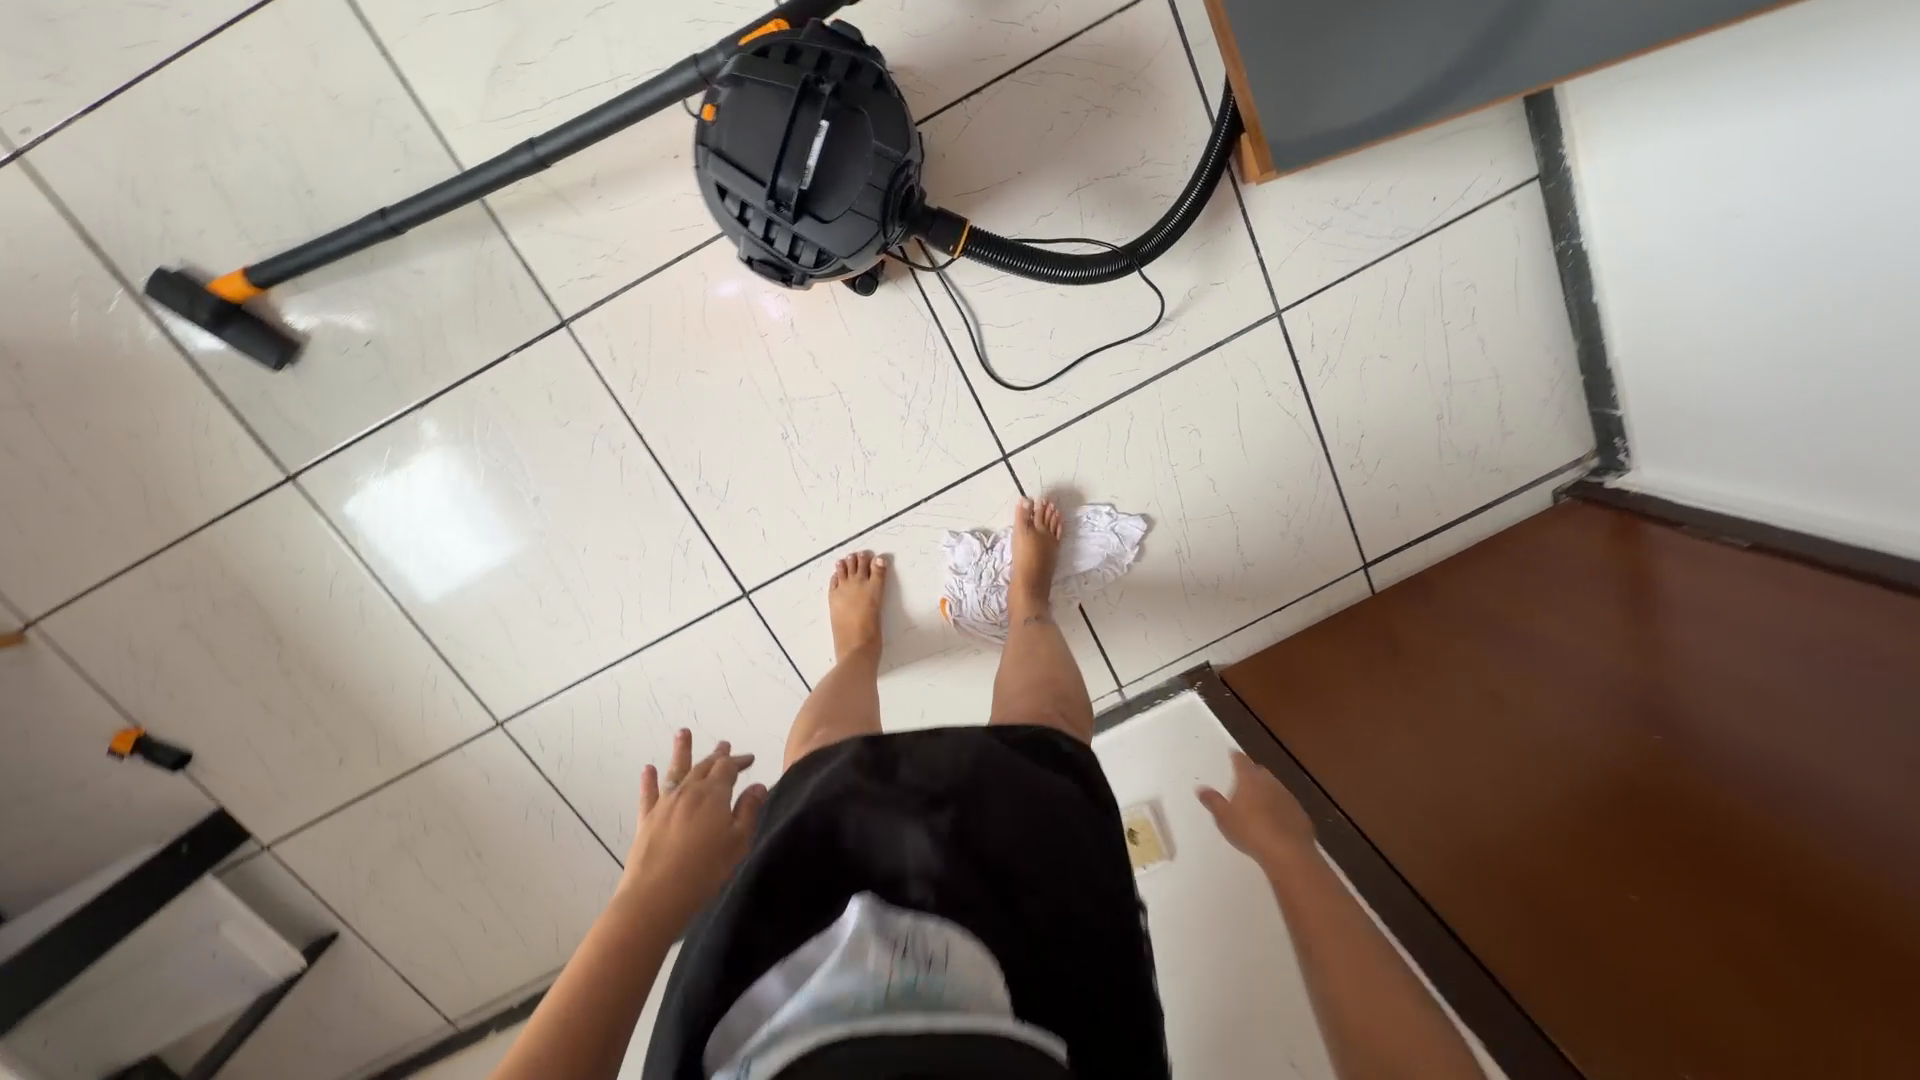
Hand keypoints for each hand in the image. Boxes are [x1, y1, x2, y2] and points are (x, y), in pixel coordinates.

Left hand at [622, 729, 766, 926]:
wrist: (657, 894)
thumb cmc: (706, 870)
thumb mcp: (738, 842)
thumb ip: (748, 811)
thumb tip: (758, 785)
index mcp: (714, 795)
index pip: (728, 768)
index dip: (739, 761)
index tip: (749, 758)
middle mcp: (689, 792)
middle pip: (704, 766)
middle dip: (716, 755)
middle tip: (724, 745)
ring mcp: (665, 804)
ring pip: (676, 771)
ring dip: (682, 751)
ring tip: (683, 733)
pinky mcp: (646, 819)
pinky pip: (649, 794)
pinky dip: (649, 780)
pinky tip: (648, 769)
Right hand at [1198, 752, 1316, 871]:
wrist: (1288, 852)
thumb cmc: (1250, 831)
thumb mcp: (1224, 818)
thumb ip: (1213, 801)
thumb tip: (1200, 788)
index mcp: (1249, 780)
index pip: (1241, 761)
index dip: (1236, 757)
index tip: (1233, 753)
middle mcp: (1270, 783)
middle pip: (1260, 772)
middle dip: (1252, 773)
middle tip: (1243, 780)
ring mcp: (1288, 797)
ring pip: (1275, 787)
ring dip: (1267, 790)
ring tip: (1258, 802)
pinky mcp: (1300, 813)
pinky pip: (1286, 804)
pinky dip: (1279, 807)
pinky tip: (1275, 820)